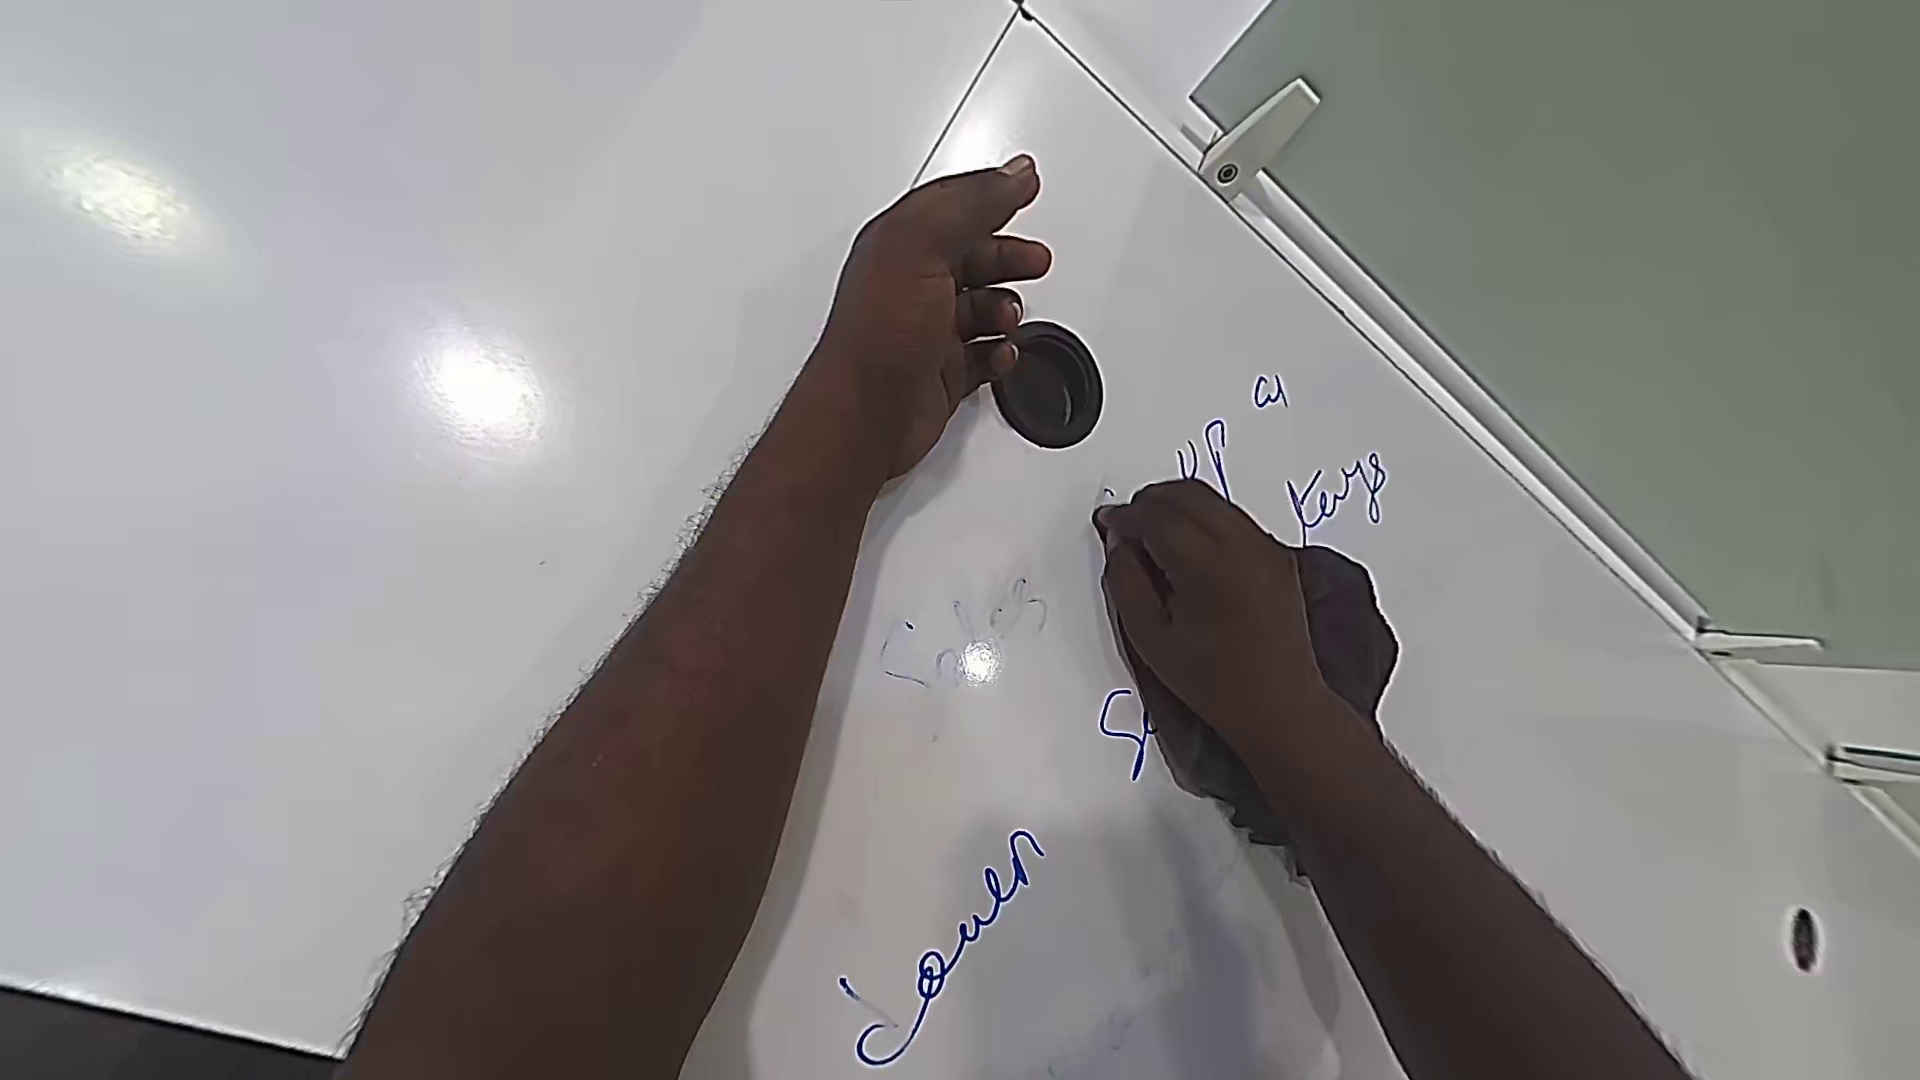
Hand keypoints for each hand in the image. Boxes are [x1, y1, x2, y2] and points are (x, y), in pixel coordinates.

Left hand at [803, 156, 1051, 479]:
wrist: (869, 416)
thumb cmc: (879, 339)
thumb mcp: (922, 248)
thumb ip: (968, 206)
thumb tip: (1013, 174)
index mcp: (900, 247)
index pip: (953, 207)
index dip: (991, 193)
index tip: (1025, 185)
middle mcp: (912, 287)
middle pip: (971, 259)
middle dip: (1007, 257)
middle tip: (1033, 258)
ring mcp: (927, 333)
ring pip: (979, 310)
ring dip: (1004, 309)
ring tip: (1009, 315)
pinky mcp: (940, 374)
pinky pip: (981, 357)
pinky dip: (998, 353)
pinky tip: (1002, 353)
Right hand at [1095, 480, 1342, 758]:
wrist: (1279, 706)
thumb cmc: (1212, 681)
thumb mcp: (1149, 637)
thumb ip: (1126, 581)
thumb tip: (1119, 542)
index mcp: (1211, 568)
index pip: (1159, 518)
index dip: (1126, 516)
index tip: (1107, 522)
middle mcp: (1245, 548)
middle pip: (1188, 495)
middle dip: (1149, 501)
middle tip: (1125, 522)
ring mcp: (1266, 549)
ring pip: (1212, 500)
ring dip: (1175, 505)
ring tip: (1150, 533)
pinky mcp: (1277, 555)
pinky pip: (1231, 517)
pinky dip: (1200, 517)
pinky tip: (1183, 546)